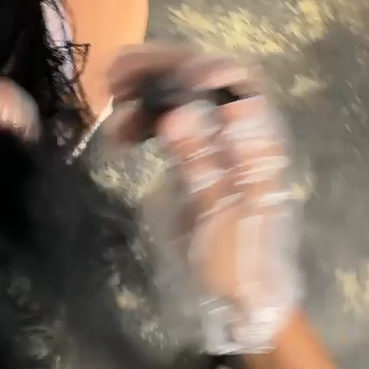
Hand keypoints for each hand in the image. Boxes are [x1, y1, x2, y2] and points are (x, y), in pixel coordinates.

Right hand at [108, 46, 301, 352]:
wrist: (243, 302)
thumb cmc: (239, 263)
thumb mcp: (218, 216)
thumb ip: (200, 162)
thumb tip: (176, 112)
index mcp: (256, 140)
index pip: (238, 80)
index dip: (199, 65)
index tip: (156, 75)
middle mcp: (238, 132)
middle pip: (202, 80)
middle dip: (159, 69)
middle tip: (115, 75)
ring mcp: (215, 143)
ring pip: (180, 97)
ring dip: (145, 90)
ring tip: (111, 98)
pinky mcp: (195, 158)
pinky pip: (167, 123)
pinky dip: (142, 120)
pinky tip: (121, 136)